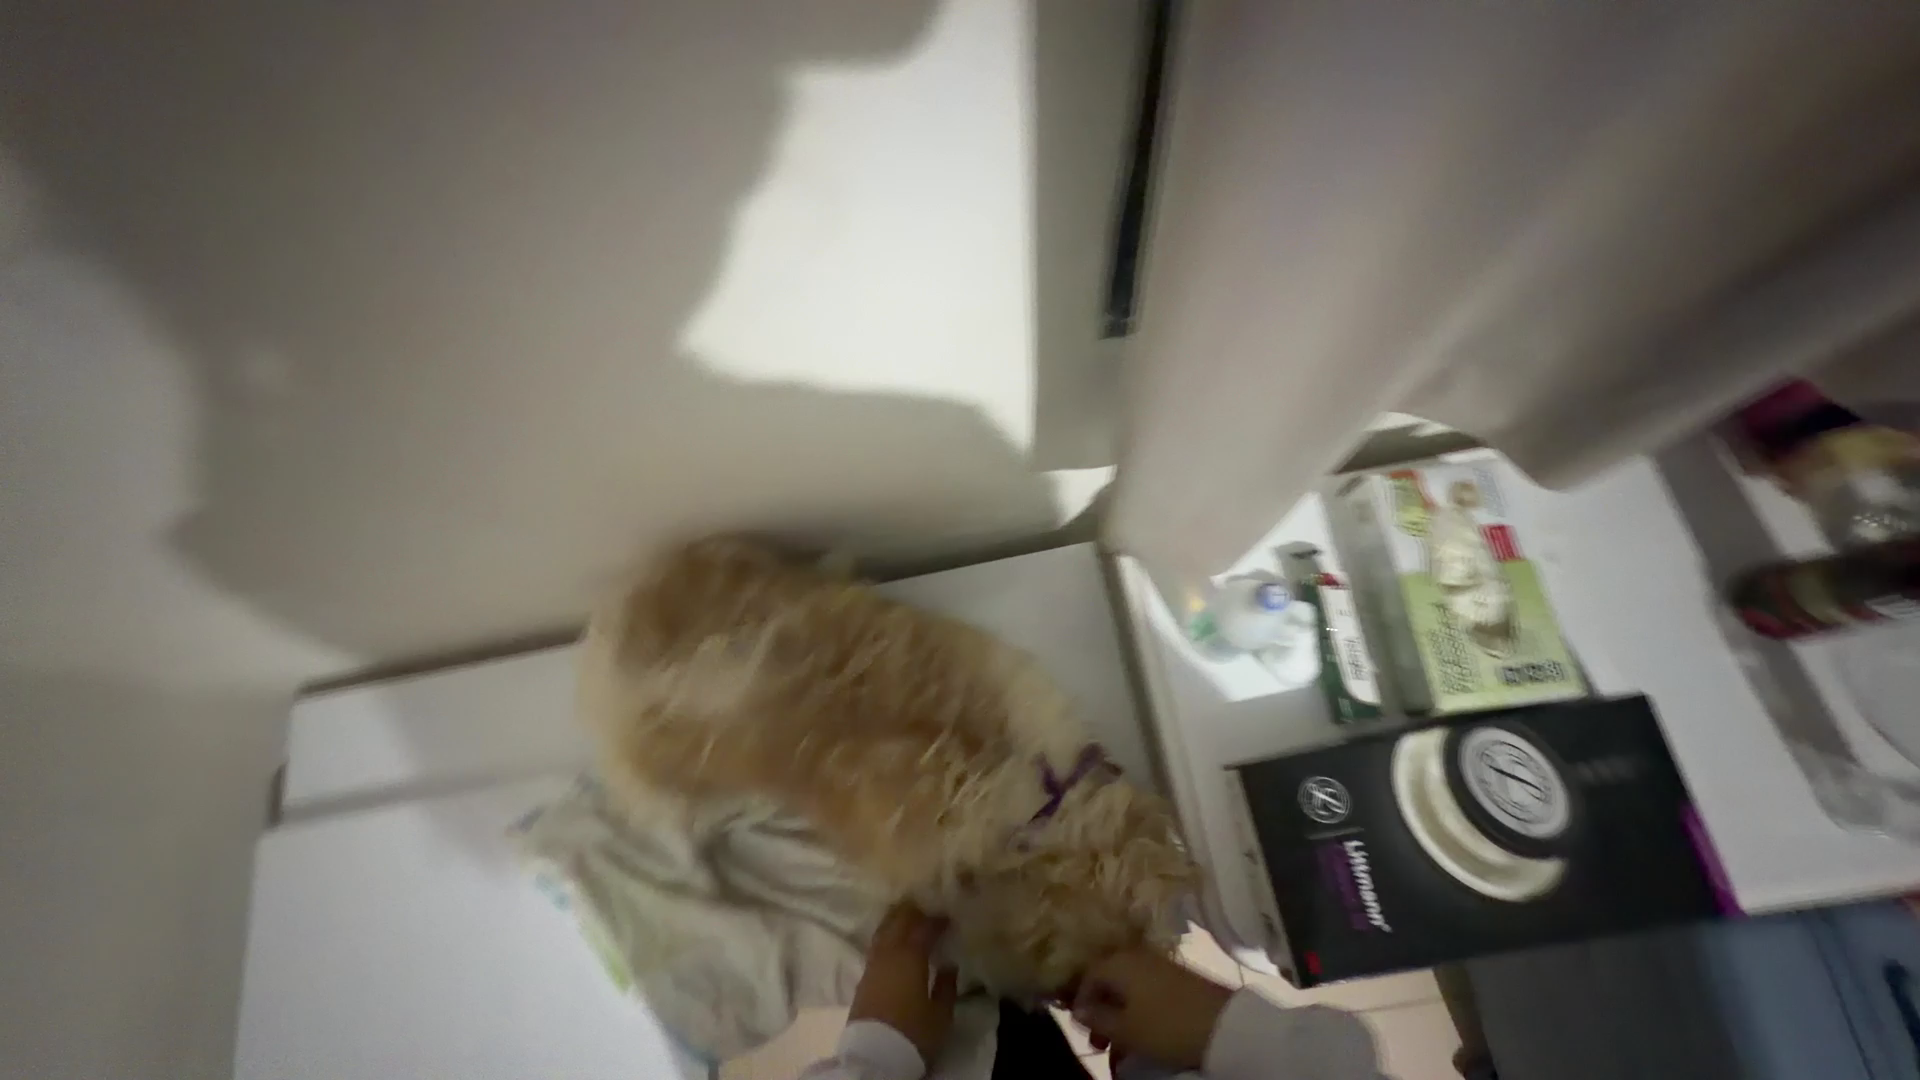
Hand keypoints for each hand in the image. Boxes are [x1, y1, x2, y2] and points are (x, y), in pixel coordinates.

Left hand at [849, 902, 958, 1064]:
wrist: (874, 1058)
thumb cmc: (913, 1033)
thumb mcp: (940, 1015)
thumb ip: (947, 986)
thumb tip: (949, 965)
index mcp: (910, 955)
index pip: (924, 926)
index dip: (936, 919)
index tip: (947, 917)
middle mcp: (889, 952)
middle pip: (899, 919)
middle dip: (913, 911)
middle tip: (927, 910)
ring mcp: (873, 963)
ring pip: (884, 929)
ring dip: (897, 920)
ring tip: (910, 920)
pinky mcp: (863, 977)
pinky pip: (877, 944)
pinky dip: (887, 935)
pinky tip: (894, 943)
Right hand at [1070, 949, 1234, 1071]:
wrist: (1223, 1025)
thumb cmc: (1166, 1025)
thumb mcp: (1127, 1030)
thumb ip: (1098, 1019)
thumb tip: (1078, 1011)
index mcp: (1118, 962)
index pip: (1088, 976)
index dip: (1081, 1002)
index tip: (1082, 1029)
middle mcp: (1135, 956)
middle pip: (1109, 982)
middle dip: (1101, 1013)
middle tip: (1101, 1044)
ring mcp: (1159, 965)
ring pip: (1129, 989)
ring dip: (1121, 1016)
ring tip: (1122, 1046)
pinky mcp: (1178, 977)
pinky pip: (1147, 991)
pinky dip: (1140, 1011)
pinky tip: (1144, 1032)